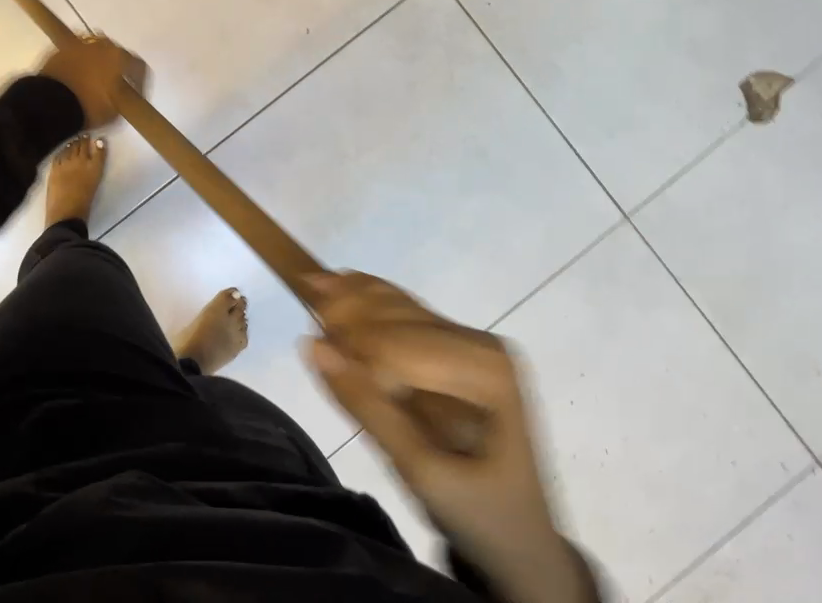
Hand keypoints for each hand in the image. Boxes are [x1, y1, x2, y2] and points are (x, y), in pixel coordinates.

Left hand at [38, 35, 146, 128]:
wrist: (49, 103)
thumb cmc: (88, 108)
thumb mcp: (115, 113)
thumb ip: (125, 100)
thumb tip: (124, 97)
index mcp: (121, 58)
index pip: (140, 67)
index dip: (141, 82)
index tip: (137, 95)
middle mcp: (103, 45)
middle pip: (117, 55)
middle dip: (118, 69)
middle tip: (115, 86)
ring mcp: (80, 44)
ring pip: (96, 51)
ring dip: (98, 63)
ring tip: (94, 81)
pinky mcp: (60, 49)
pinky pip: (76, 54)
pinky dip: (79, 64)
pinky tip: (77, 78)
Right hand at [306, 272, 594, 602]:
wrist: (519, 538)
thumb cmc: (475, 510)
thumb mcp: (419, 471)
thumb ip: (367, 407)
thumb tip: (313, 345)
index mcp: (486, 372)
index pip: (401, 345)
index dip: (353, 345)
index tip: (312, 346)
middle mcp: (482, 345)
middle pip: (399, 317)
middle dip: (351, 310)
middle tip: (302, 293)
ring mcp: (472, 345)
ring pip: (399, 309)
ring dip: (355, 299)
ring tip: (311, 284)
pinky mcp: (458, 350)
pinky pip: (404, 317)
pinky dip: (369, 305)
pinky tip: (340, 286)